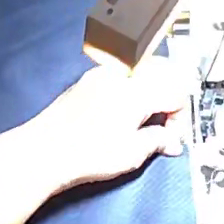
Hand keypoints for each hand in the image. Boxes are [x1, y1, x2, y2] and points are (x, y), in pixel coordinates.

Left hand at [10, 60, 187, 193]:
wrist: (44, 152)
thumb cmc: (81, 152)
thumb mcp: (131, 154)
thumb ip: (158, 141)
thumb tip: (169, 140)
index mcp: (137, 91)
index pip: (177, 92)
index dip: (180, 116)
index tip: (171, 134)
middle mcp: (120, 76)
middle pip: (163, 72)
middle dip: (170, 95)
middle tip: (165, 122)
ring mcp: (101, 75)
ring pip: (141, 69)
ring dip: (151, 89)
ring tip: (144, 118)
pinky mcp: (87, 82)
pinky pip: (120, 75)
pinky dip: (130, 88)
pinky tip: (123, 113)